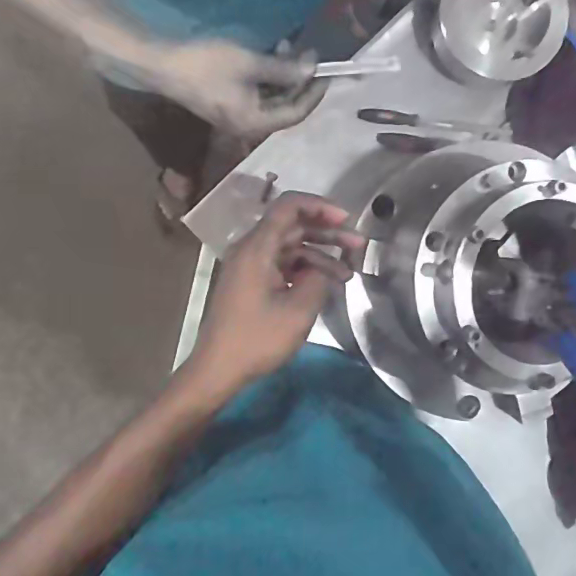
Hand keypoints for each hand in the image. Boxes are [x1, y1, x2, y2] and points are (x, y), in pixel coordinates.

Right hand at [145, 41, 326, 139]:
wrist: (161, 64)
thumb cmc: (205, 65)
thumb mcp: (249, 64)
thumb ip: (283, 69)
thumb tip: (312, 68)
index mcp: (254, 122)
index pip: (296, 113)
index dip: (314, 93)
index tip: (327, 71)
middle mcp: (248, 126)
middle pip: (285, 108)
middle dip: (299, 81)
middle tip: (309, 54)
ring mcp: (236, 116)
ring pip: (271, 99)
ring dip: (283, 76)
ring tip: (288, 47)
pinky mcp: (227, 104)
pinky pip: (257, 95)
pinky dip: (268, 78)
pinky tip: (270, 54)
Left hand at [184, 193, 364, 392]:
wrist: (218, 368)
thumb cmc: (256, 339)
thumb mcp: (298, 311)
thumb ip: (318, 279)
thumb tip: (324, 269)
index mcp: (256, 248)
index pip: (289, 206)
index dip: (320, 206)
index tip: (347, 219)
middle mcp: (250, 249)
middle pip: (292, 226)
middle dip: (327, 232)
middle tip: (358, 245)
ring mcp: (249, 266)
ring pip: (290, 247)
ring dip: (320, 255)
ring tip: (349, 273)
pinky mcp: (251, 282)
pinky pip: (282, 264)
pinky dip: (305, 270)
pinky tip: (327, 284)